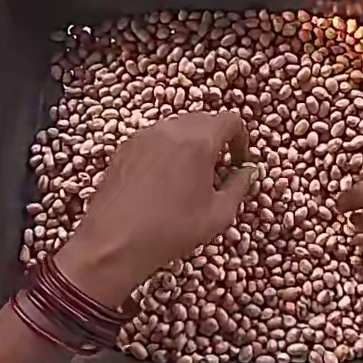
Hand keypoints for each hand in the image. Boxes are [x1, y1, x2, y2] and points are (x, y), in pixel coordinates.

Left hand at [56, 112, 254, 306]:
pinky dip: (164, 152)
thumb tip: (248, 171)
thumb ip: (239, 186)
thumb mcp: (218, 214)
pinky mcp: (123, 149)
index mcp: (198, 140)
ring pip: (175, 129)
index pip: (230, 120)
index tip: (237, 161)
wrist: (114, 242)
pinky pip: (152, 140)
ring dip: (188, 145)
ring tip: (187, 178)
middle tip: (216, 171)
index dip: (240, 139)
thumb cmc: (171, 230)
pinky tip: (161, 182)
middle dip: (215, 141)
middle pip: (202, 120)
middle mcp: (169, 130)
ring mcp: (142, 137)